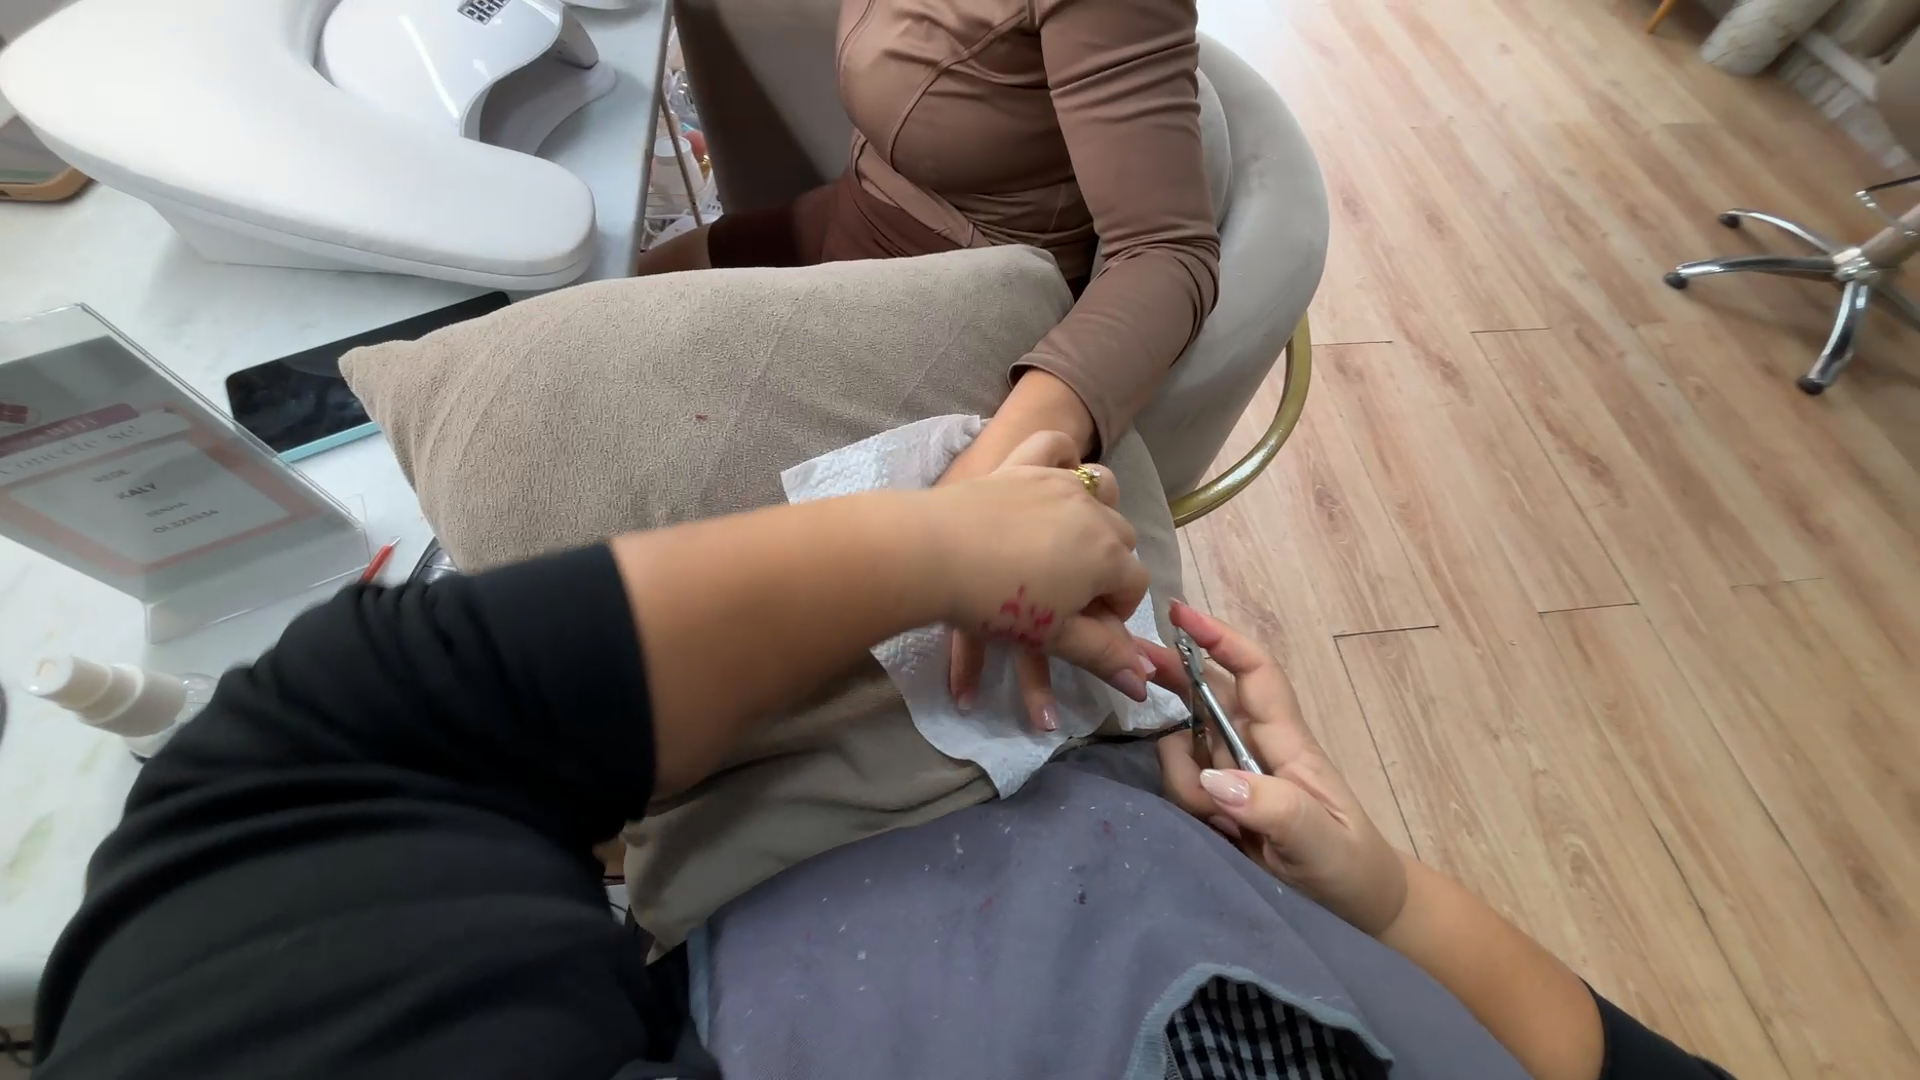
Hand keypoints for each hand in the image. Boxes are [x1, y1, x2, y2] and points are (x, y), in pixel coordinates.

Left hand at [941, 373, 1103, 730]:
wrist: (933, 553)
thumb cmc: (996, 603)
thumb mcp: (1051, 637)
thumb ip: (1102, 656)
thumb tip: (1144, 683)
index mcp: (1108, 557)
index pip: (1136, 585)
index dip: (1118, 611)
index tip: (1091, 626)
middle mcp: (1094, 512)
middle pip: (1123, 538)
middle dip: (1110, 566)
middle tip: (1075, 593)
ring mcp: (1058, 481)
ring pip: (1102, 487)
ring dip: (1098, 510)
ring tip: (1073, 536)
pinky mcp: (1024, 463)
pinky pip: (1054, 446)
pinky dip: (1060, 455)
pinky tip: (1054, 472)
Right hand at [1154, 602, 1407, 935]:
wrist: (1353, 913)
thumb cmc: (1349, 869)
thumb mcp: (1321, 844)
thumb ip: (1275, 809)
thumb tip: (1215, 779)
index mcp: (1286, 742)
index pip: (1255, 674)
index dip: (1221, 639)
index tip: (1181, 615)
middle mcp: (1252, 747)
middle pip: (1205, 694)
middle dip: (1173, 676)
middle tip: (1135, 669)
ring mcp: (1231, 774)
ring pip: (1181, 749)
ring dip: (1183, 778)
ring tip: (1220, 826)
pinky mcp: (1214, 801)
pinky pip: (1179, 783)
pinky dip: (1183, 802)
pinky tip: (1213, 831)